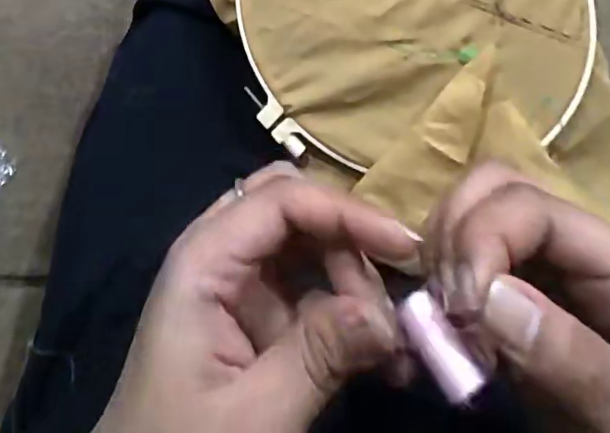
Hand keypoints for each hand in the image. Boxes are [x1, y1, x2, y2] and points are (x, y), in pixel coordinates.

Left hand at [95, 163, 421, 432]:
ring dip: (353, 281)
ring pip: (306, 244)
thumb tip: (387, 314)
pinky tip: (381, 355)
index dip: (346, 211)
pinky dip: (345, 312)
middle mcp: (219, 252)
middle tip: (388, 310)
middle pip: (293, 208)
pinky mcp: (252, 315)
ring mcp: (236, 282)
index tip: (405, 247)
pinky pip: (307, 290)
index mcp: (204, 257)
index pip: (281, 199)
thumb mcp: (253, 415)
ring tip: (393, 345)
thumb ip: (318, 355)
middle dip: (348, 244)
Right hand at [424, 162, 609, 432]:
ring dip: (444, 257)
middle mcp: (583, 255)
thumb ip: (584, 369)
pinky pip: (466, 264)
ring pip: (473, 216)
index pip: (533, 204)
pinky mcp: (522, 308)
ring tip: (450, 329)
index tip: (463, 307)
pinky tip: (447, 332)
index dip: (484, 236)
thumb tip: (489, 296)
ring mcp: (549, 277)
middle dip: (457, 232)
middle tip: (449, 308)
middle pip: (497, 188)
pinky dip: (441, 283)